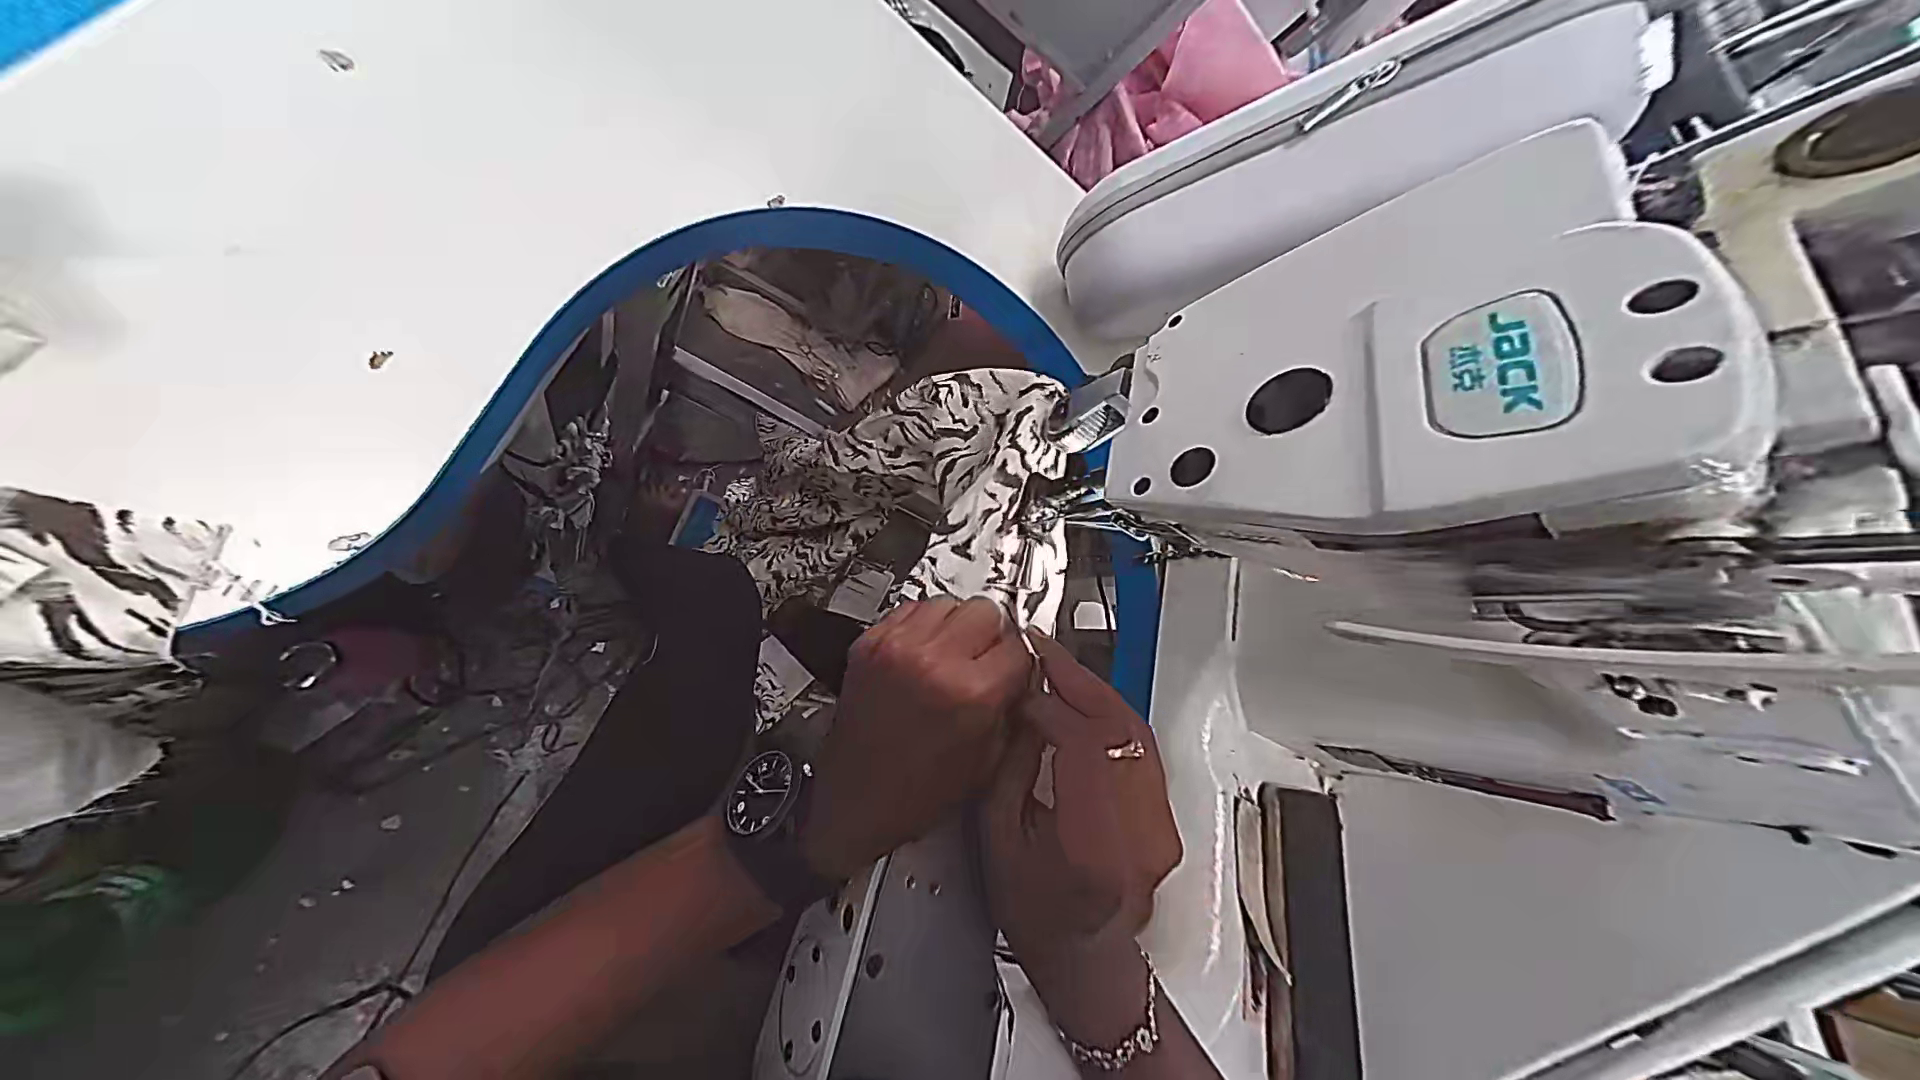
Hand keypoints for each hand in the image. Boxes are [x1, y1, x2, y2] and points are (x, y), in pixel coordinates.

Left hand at [803, 596, 1031, 880]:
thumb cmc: (912, 792)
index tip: (1014, 668)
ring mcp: (898, 647)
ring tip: (952, 654)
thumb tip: (1022, 675)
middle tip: (985, 657)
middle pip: (986, 610)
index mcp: (971, 693)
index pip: (1018, 646)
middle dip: (992, 635)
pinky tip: (923, 652)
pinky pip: (911, 610)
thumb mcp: (986, 761)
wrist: (856, 800)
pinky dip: (923, 626)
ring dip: (957, 625)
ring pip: (948, 603)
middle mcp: (934, 661)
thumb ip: (1011, 709)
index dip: (1021, 660)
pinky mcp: (870, 643)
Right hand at [982, 630, 1180, 1043]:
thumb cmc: (1036, 915)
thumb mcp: (999, 840)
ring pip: (1134, 731)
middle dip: (1076, 679)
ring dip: (1095, 689)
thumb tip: (1025, 711)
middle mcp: (1139, 835)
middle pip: (1118, 729)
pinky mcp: (1164, 814)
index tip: (1024, 694)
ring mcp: (1159, 824)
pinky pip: (1140, 745)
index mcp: (1092, 849)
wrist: (1084, 956)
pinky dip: (1110, 712)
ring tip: (1058, 666)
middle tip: (1043, 652)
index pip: (1084, 746)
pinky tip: (1084, 697)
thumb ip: (1011, 769)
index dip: (1051, 707)